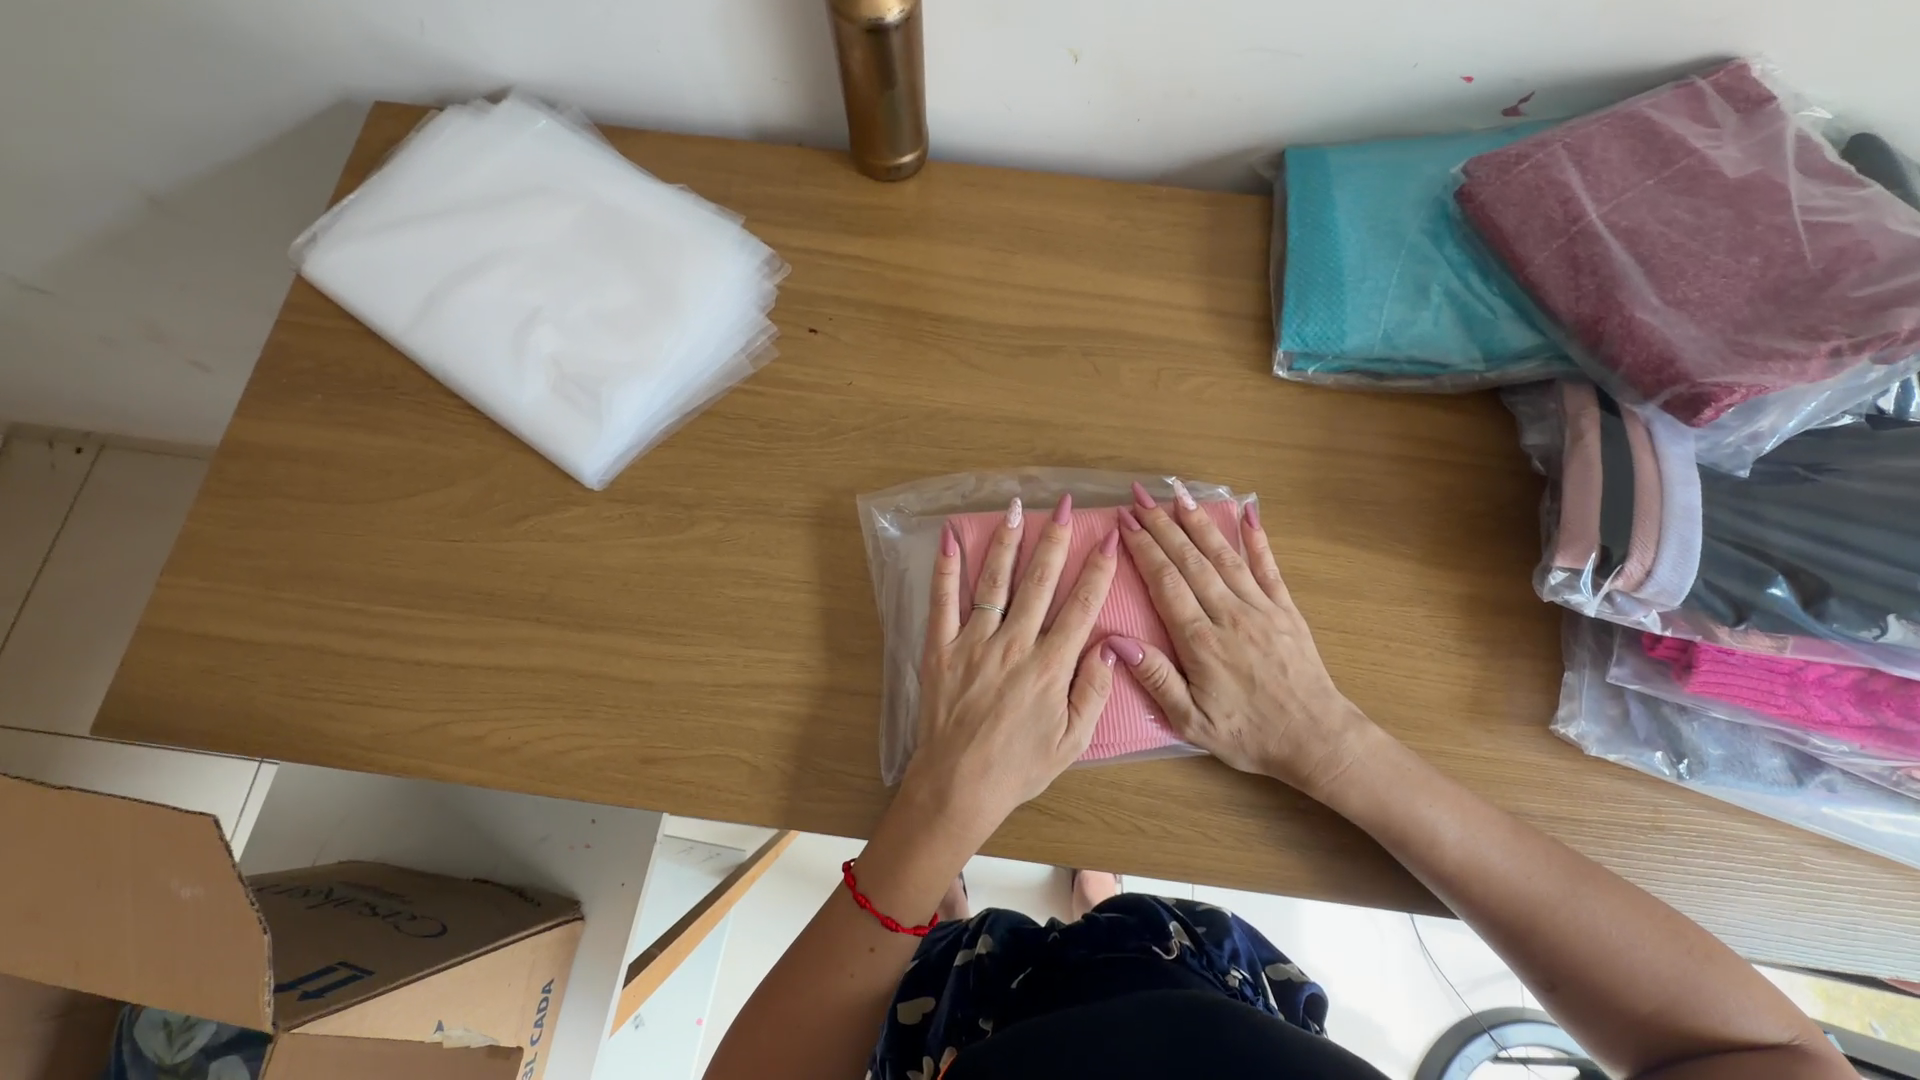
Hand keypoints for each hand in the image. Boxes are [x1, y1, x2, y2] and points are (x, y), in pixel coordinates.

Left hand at [902, 494, 1120, 842]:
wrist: (958, 785)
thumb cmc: (1019, 767)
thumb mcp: (1072, 740)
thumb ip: (1094, 690)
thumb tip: (1112, 646)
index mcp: (1050, 667)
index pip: (1081, 606)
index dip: (1097, 569)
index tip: (1108, 538)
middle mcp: (1014, 645)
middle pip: (1039, 582)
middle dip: (1054, 539)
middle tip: (1063, 505)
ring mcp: (974, 643)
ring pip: (995, 583)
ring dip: (1007, 543)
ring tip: (1016, 508)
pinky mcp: (941, 648)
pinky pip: (943, 601)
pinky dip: (947, 568)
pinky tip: (951, 538)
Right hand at [1112, 480, 1375, 798]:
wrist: (1316, 740)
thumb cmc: (1249, 735)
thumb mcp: (1191, 721)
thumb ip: (1155, 678)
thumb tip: (1115, 642)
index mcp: (1201, 641)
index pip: (1165, 582)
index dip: (1143, 548)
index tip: (1125, 521)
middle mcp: (1230, 615)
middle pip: (1190, 560)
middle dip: (1163, 524)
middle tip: (1141, 496)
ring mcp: (1262, 608)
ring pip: (1224, 556)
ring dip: (1200, 523)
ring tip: (1179, 494)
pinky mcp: (1286, 611)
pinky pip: (1268, 567)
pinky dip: (1256, 538)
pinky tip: (1247, 513)